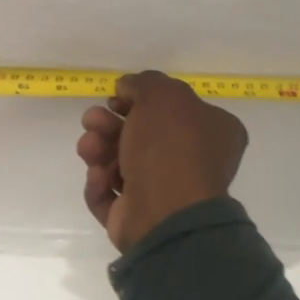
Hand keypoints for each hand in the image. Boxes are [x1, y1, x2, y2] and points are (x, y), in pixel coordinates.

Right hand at [78, 71, 247, 251]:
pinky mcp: (134, 216)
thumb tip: (128, 86)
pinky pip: (109, 195)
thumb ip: (145, 83)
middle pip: (140, 137)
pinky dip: (99, 184)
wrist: (164, 210)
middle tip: (91, 120)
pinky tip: (97, 176)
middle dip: (110, 126)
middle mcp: (190, 162)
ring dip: (99, 151)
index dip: (140, 101)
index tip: (114, 98)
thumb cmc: (170, 148)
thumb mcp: (163, 96)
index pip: (173, 111)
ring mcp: (161, 192)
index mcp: (212, 132)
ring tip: (87, 147)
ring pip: (120, 165)